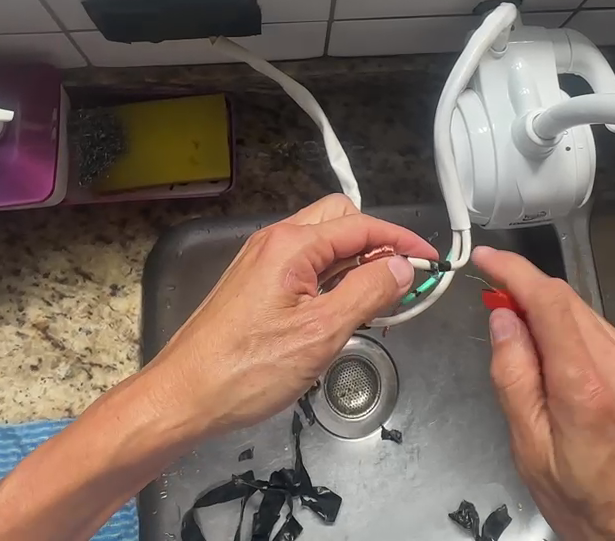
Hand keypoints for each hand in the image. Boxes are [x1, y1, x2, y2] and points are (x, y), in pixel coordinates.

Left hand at [140, 194, 437, 437]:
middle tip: (401, 279)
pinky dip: (332, 276)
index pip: (361, 225)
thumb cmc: (248, 369)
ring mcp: (262, 259)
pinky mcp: (255, 281)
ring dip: (355, 261)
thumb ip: (367, 292)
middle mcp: (276, 240)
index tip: (432, 261)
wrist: (182, 396)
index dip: (401, 240)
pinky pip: (305, 263)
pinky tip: (343, 307)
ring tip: (379, 298)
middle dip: (376, 242)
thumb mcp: (321, 334)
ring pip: (323, 241)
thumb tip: (401, 266)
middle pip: (340, 219)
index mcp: (292, 244)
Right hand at [473, 246, 614, 540]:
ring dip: (548, 311)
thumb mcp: (532, 451)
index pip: (548, 301)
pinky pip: (602, 331)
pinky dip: (572, 330)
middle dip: (525, 289)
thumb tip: (503, 317)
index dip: (513, 270)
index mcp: (586, 387)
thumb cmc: (589, 506)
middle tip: (493, 302)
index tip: (485, 257)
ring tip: (526, 342)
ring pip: (584, 312)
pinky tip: (560, 360)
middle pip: (566, 299)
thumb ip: (513, 376)